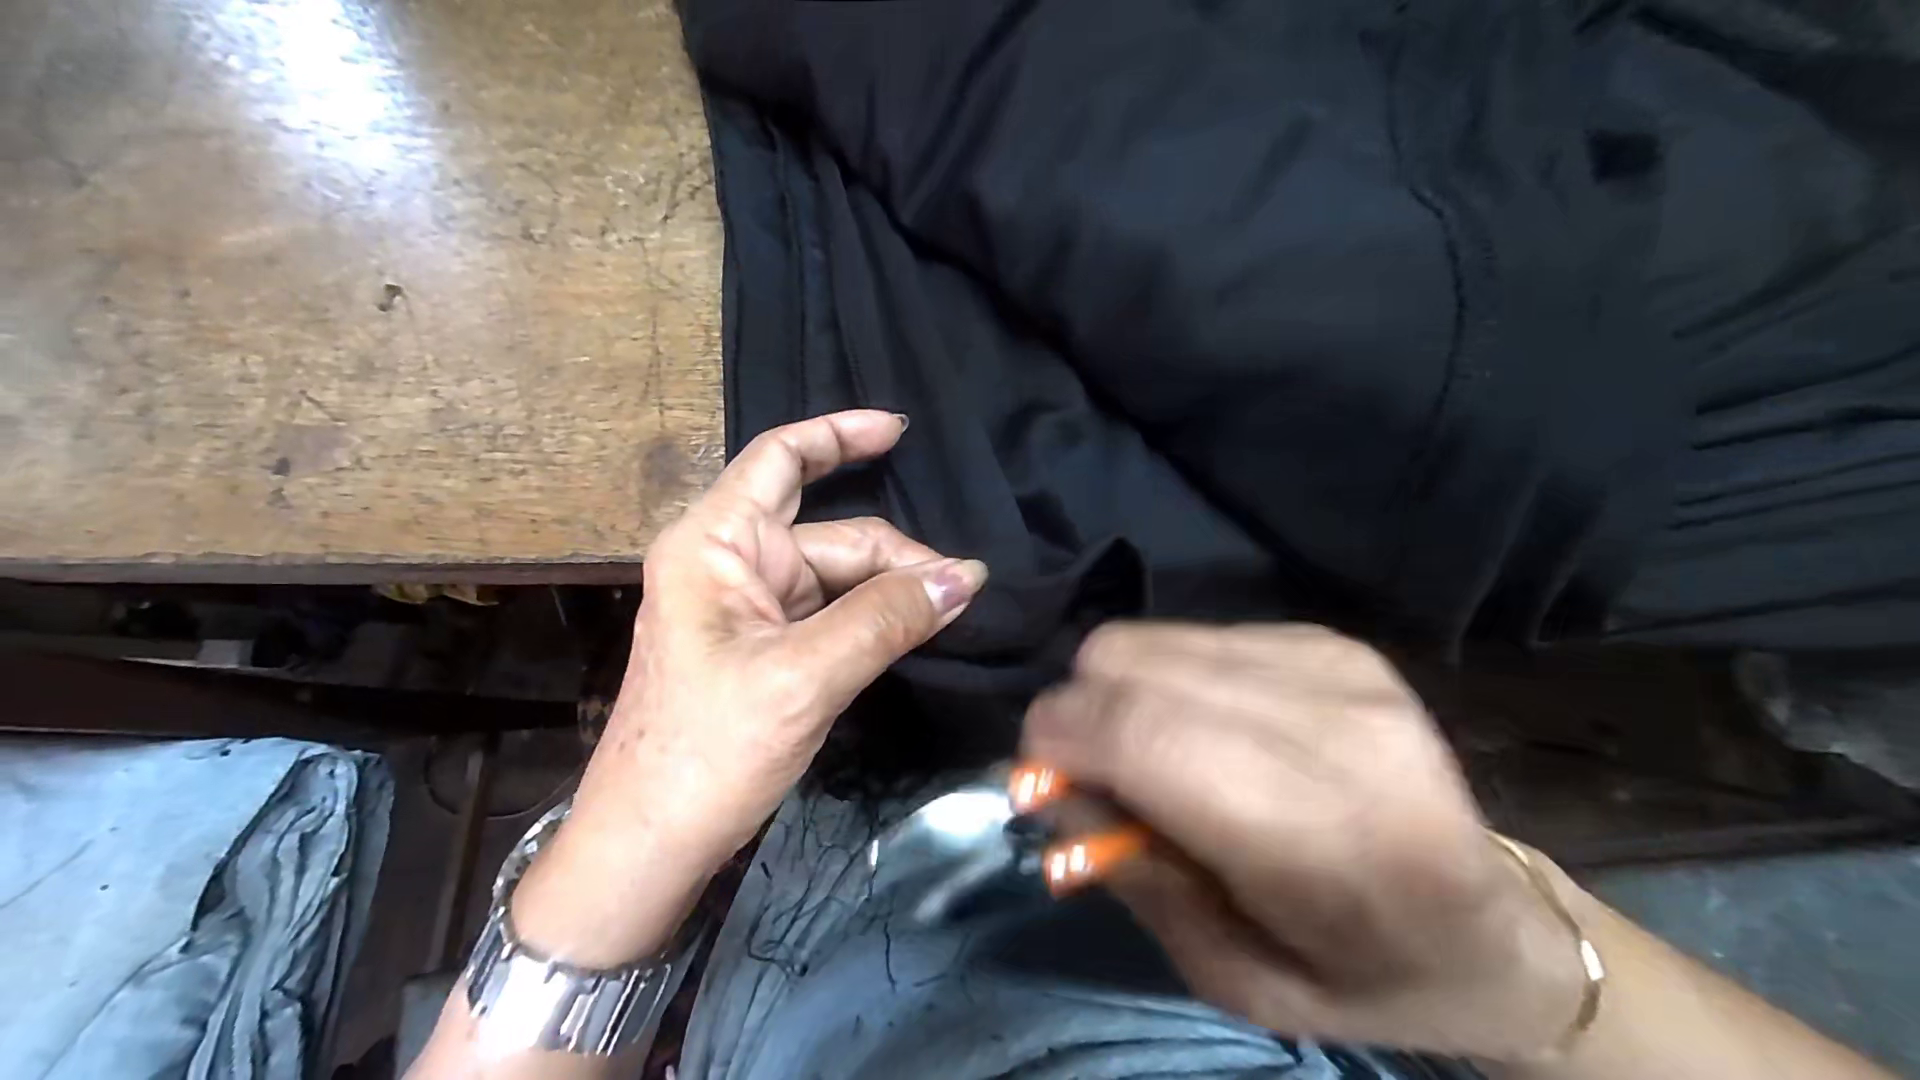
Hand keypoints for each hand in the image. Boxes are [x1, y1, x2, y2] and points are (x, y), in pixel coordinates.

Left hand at [514, 410, 986, 964]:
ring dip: (892, 592)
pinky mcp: (766, 647)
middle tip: (962, 586)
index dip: (839, 435)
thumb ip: (885, 619)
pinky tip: (917, 625)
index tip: (899, 430)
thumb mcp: (803, 677)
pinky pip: (833, 613)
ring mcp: (750, 608)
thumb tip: (965, 577)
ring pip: (839, 578)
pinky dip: (875, 617)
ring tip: (951, 609)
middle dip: (896, 554)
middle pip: (830, 532)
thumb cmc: (707, 752)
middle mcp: (731, 563)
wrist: (651, 844)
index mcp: (716, 544)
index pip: (780, 459)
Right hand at [1021, 622, 1587, 1061]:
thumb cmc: (1359, 973)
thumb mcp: (1230, 973)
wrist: (1497, 925)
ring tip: (1147, 749)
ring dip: (1117, 692)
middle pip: (1130, 665)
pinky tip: (1200, 724)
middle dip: (1075, 712)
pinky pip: (1190, 635)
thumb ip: (1130, 872)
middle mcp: (1333, 723)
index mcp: (1324, 834)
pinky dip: (1163, 677)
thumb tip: (1046, 786)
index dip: (1058, 739)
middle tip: (1084, 767)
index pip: (1143, 736)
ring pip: (1149, 640)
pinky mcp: (1330, 639)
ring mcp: (1334, 664)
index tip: (1033, 776)